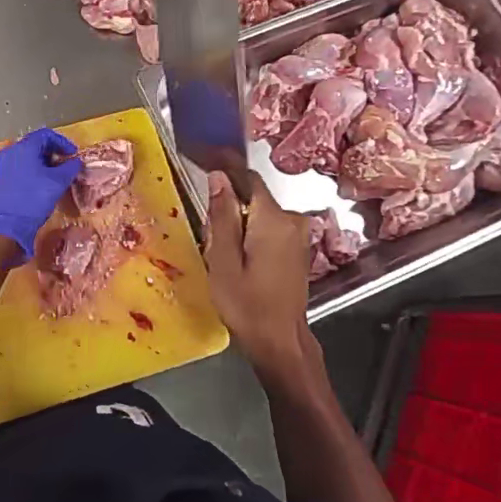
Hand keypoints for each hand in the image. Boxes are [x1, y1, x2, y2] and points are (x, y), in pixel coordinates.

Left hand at [0, 128, 84, 261]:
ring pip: (28, 156)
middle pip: (36, 144)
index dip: (62, 142)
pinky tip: (43, 182)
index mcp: (23, 148)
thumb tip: (77, 162)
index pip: (45, 135)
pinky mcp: (3, 178)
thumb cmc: (35, 199)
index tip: (73, 154)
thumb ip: (70, 167)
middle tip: (66, 164)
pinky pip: (21, 166)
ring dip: (44, 162)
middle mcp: (11, 152)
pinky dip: (34, 169)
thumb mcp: (58, 182)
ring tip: (57, 174)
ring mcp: (4, 165)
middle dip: (54, 152)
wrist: (11, 225)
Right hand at [203, 170, 316, 374]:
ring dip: (236, 223)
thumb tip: (219, 178)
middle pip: (251, 197)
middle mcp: (291, 220)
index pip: (247, 178)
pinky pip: (267, 228)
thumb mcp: (223, 260)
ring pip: (258, 214)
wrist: (279, 340)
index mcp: (273, 219)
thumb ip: (221, 216)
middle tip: (206, 234)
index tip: (202, 161)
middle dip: (227, 206)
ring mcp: (298, 235)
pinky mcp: (296, 249)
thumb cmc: (246, 304)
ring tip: (217, 252)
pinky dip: (249, 234)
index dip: (224, 167)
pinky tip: (235, 258)